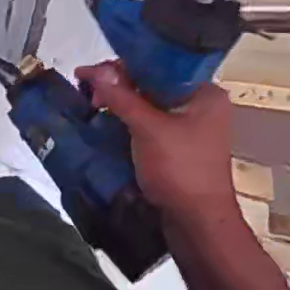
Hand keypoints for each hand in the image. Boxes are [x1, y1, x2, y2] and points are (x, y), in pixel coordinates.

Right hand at [75, 62, 237, 223]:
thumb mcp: (148, 129)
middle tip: (86, 90)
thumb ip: (122, 97)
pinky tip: (102, 120)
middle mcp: (198, 106)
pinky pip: (145, 124)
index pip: (159, 65)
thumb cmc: (181, 170)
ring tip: (89, 103)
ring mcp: (187, 128)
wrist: (197, 225)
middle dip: (117, 85)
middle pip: (150, 84)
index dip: (124, 65)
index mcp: (203, 93)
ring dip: (118, 103)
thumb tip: (95, 70)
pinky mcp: (174, 147)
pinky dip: (124, 120)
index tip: (91, 72)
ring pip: (146, 104)